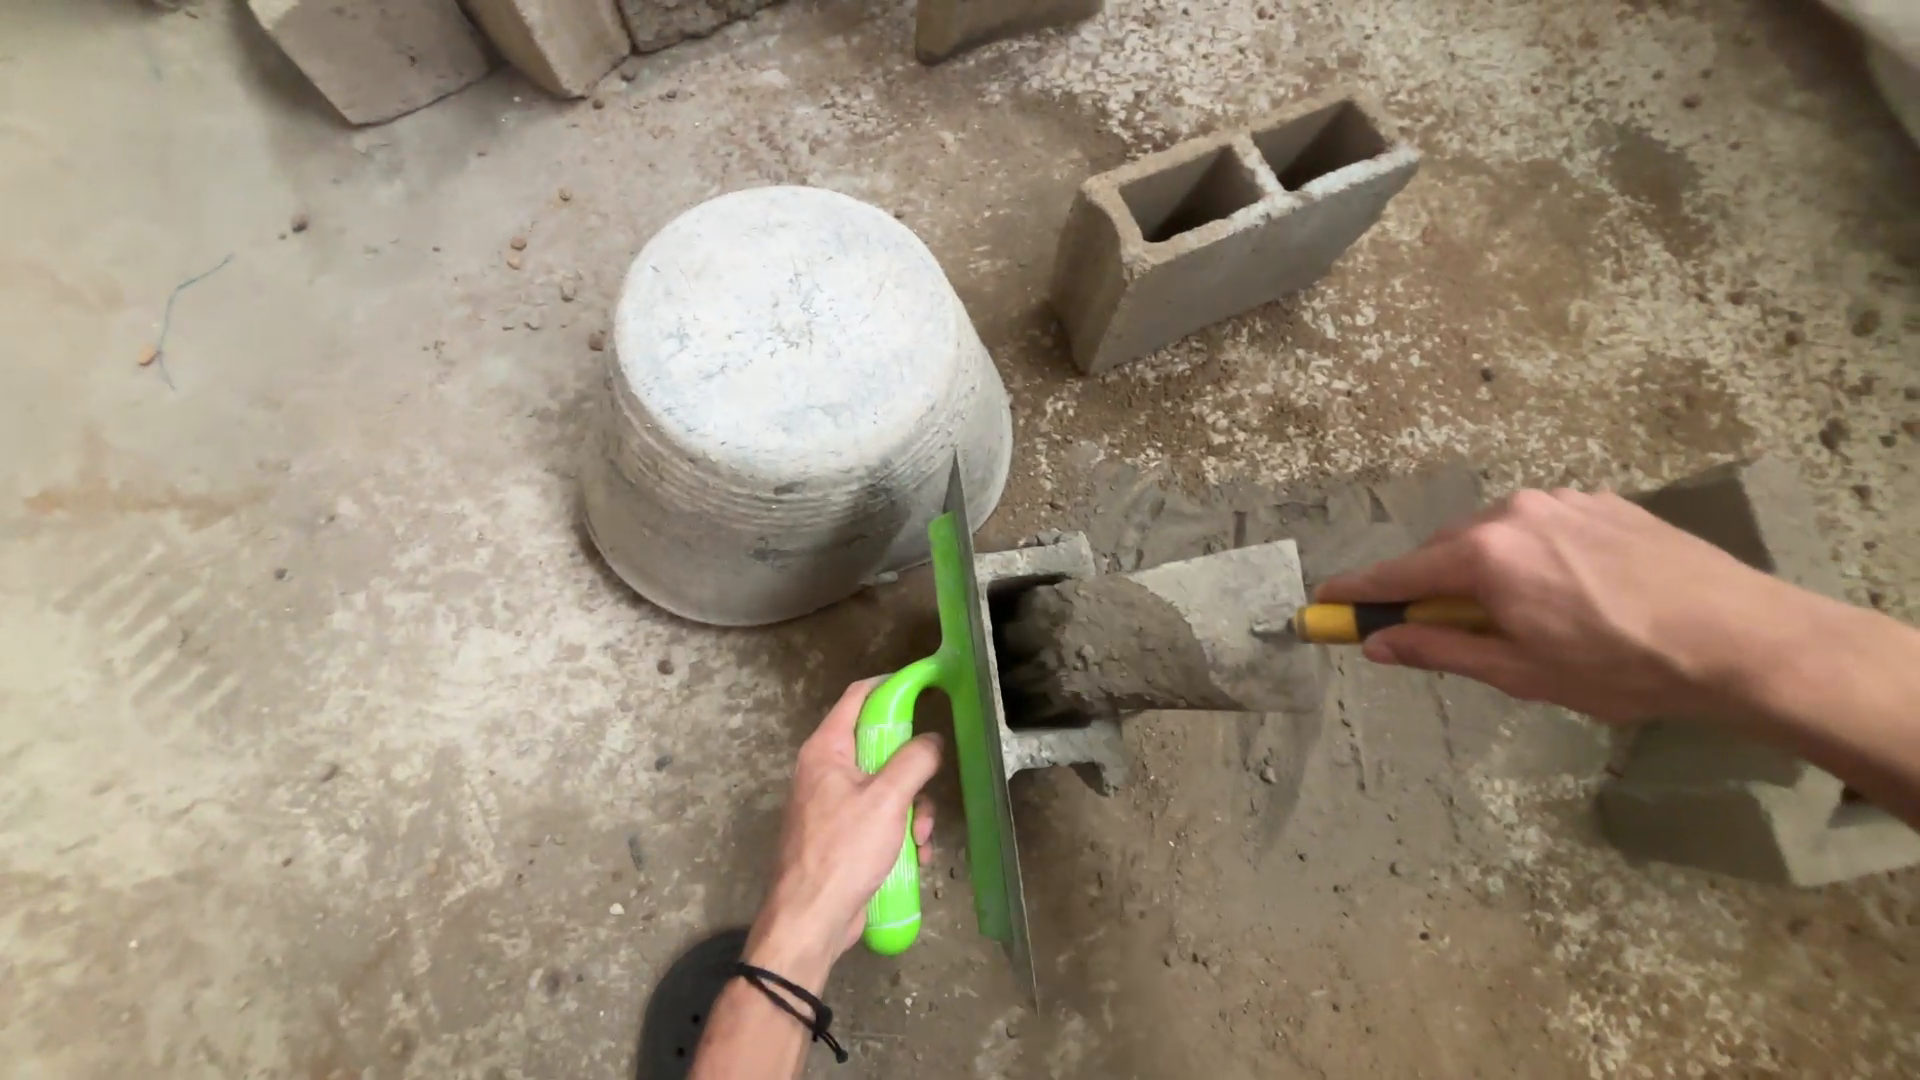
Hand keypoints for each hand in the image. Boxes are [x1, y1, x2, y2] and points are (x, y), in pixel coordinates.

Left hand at [744, 679, 942, 987]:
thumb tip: (933, 740)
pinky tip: (913, 857)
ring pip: (888, 786)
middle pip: (881, 745)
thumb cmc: (842, 852)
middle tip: (927, 784)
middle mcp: (827, 770)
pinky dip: (901, 833)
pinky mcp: (844, 835)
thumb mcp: (887, 800)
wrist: (810, 923)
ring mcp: (835, 804)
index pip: (859, 697)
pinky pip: (882, 818)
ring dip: (913, 810)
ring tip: (919, 838)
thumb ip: (915, 761)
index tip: (925, 687)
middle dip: (913, 769)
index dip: (892, 686)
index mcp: (826, 749)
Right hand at [1314, 487, 1812, 722]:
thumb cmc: (1623, 667)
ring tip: (1517, 613)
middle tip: (1436, 626)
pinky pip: (1535, 526)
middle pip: (1441, 552)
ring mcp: (1559, 501)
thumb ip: (1437, 650)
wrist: (1751, 641)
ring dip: (1480, 570)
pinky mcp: (1600, 501)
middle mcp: (1511, 513)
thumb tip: (1375, 644)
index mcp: (1485, 556)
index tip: (1321, 601)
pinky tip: (1563, 587)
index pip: (1397, 575)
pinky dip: (1525, 554)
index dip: (1355, 591)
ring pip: (1488, 536)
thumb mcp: (1519, 672)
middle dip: (1428, 587)